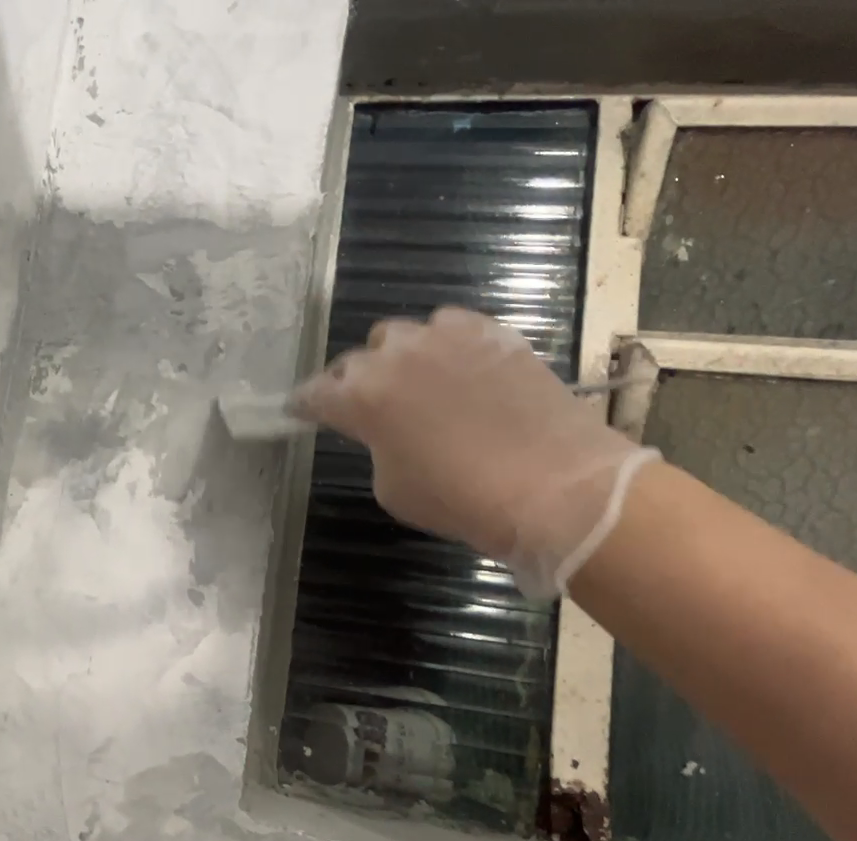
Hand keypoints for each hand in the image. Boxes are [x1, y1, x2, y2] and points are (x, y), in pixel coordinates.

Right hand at [292, 307, 658, 597]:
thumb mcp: (392, 487)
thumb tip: (386, 430)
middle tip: (363, 407)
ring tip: (410, 381)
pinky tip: (453, 366)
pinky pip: (449, 326)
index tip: (301, 412)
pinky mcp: (490, 332)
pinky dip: (441, 343)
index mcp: (361, 398)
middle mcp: (395, 357)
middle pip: (355, 361)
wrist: (555, 484)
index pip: (315, 394)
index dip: (304, 405)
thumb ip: (375, 446)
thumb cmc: (461, 498)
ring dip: (395, 358)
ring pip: (400, 336)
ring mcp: (445, 338)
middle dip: (352, 383)